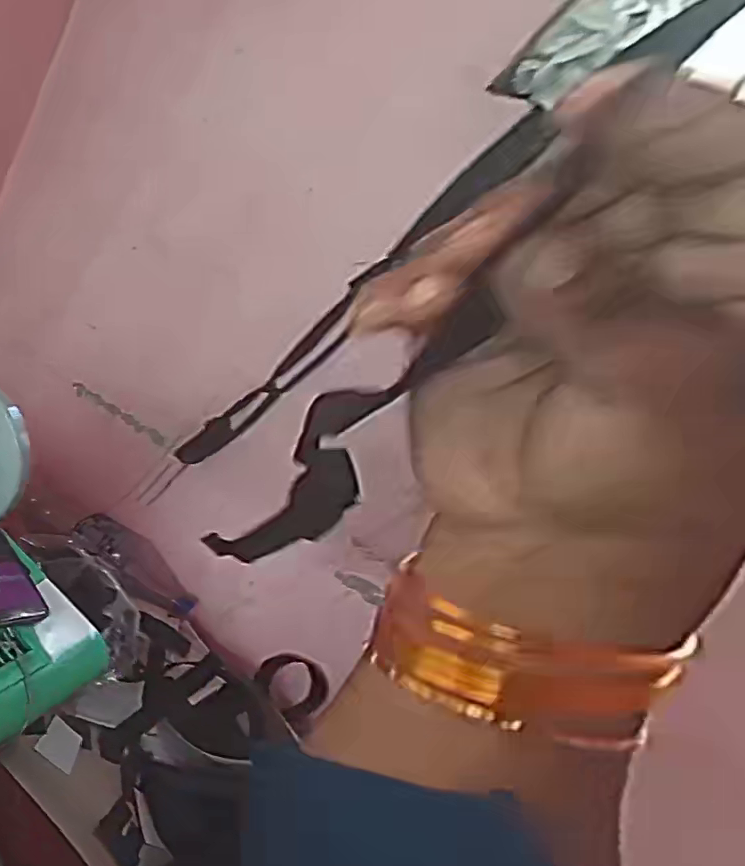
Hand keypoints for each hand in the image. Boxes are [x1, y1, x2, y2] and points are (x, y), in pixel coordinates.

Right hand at [361, 66, 744, 644]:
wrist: (540, 532)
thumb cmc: (637, 469)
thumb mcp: (653, 392)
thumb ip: (608, 316)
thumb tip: (543, 253)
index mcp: (720, 264)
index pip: (708, 165)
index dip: (656, 125)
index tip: (591, 103)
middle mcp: (629, 260)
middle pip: (572, 191)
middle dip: (511, 211)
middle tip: (473, 247)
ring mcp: (535, 294)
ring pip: (484, 238)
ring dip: (441, 261)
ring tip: (416, 304)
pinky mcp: (459, 328)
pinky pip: (423, 290)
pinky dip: (397, 298)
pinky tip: (386, 319)